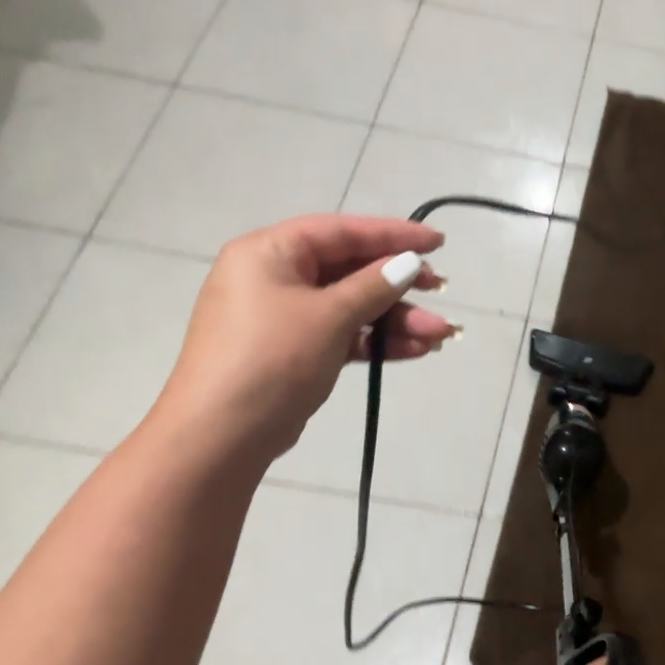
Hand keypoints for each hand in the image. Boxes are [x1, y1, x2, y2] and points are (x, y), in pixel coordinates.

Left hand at [151, 214, 453, 463]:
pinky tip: (416, 350)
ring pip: (351, 307)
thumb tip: (408, 263)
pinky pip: (343, 336)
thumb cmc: (272, 359)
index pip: (341, 231)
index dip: (393, 234)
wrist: (223, 432)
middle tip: (441, 290)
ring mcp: (284, 317)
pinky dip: (376, 341)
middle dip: (399, 285)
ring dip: (396, 320)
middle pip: (349, 269)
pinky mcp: (295, 352)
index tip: (438, 243)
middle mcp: (275, 277)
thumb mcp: (328, 316)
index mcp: (270, 252)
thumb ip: (373, 286)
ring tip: (440, 334)